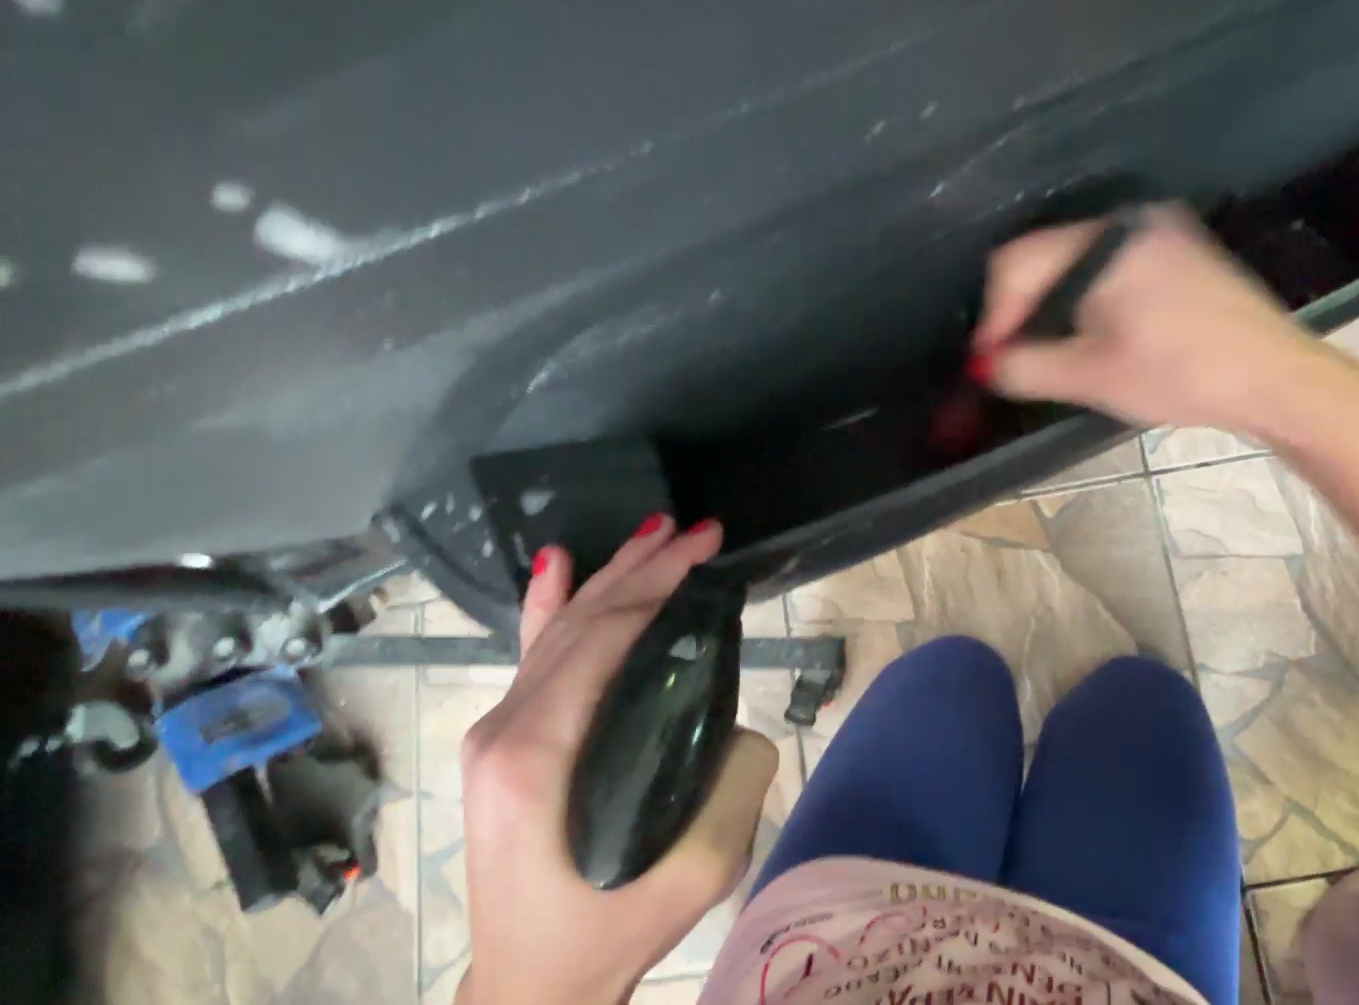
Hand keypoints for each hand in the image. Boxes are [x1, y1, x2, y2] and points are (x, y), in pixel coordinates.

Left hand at [456, 518, 776, 1004]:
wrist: (531, 984)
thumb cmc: (611, 931)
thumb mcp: (698, 870)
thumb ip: (731, 781)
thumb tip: (732, 718)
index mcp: (539, 757)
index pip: (603, 641)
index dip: (658, 585)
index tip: (706, 547)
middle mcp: (505, 731)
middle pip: (580, 624)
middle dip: (644, 568)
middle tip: (700, 529)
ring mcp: (495, 732)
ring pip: (557, 630)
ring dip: (611, 575)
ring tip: (657, 531)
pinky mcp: (503, 740)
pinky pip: (532, 655)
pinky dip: (548, 603)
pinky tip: (556, 561)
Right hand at [973, 206, 1327, 429]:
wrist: (1274, 377)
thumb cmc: (1180, 375)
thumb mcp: (1090, 377)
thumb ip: (1024, 366)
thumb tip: (986, 366)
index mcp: (1102, 242)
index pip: (1017, 263)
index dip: (993, 314)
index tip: (987, 360)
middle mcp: (1127, 223)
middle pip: (1044, 256)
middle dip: (1020, 308)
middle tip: (1011, 356)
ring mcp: (1157, 232)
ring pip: (1075, 262)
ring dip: (1052, 304)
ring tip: (1048, 349)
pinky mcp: (1177, 251)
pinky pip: (1109, 266)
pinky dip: (1087, 298)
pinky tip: (1092, 333)